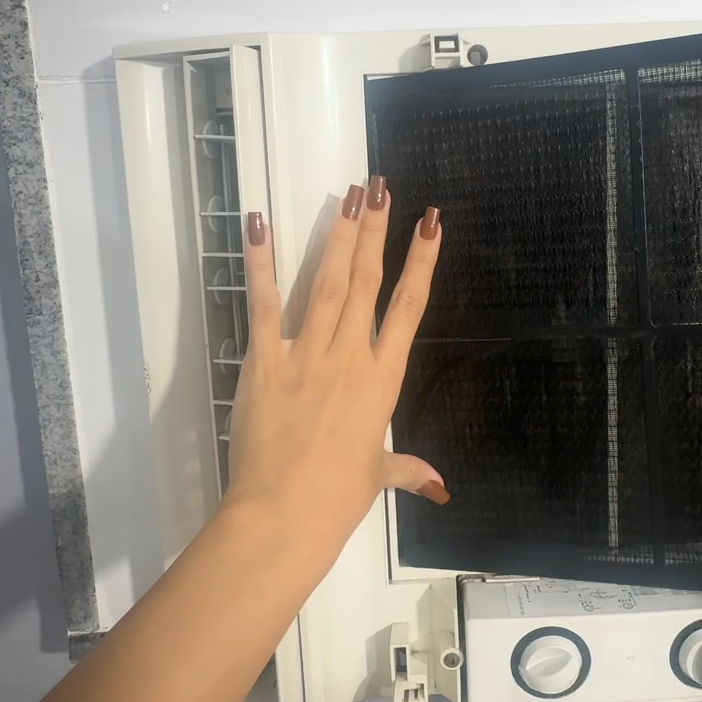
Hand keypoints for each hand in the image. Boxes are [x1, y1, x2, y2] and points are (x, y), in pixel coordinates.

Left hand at [222, 178, 448, 530]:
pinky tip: (260, 223)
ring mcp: (307, 353)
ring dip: (339, 235)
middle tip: (380, 188)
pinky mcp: (266, 359)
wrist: (286, 514)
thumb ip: (409, 470)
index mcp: (383, 378)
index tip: (430, 223)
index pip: (408, 307)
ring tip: (349, 195)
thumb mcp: (377, 475)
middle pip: (367, 280)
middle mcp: (351, 354)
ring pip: (328, 282)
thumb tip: (441, 489)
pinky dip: (262, 262)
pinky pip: (264, 303)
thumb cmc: (338, 497)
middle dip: (376, 230)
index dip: (422, 261)